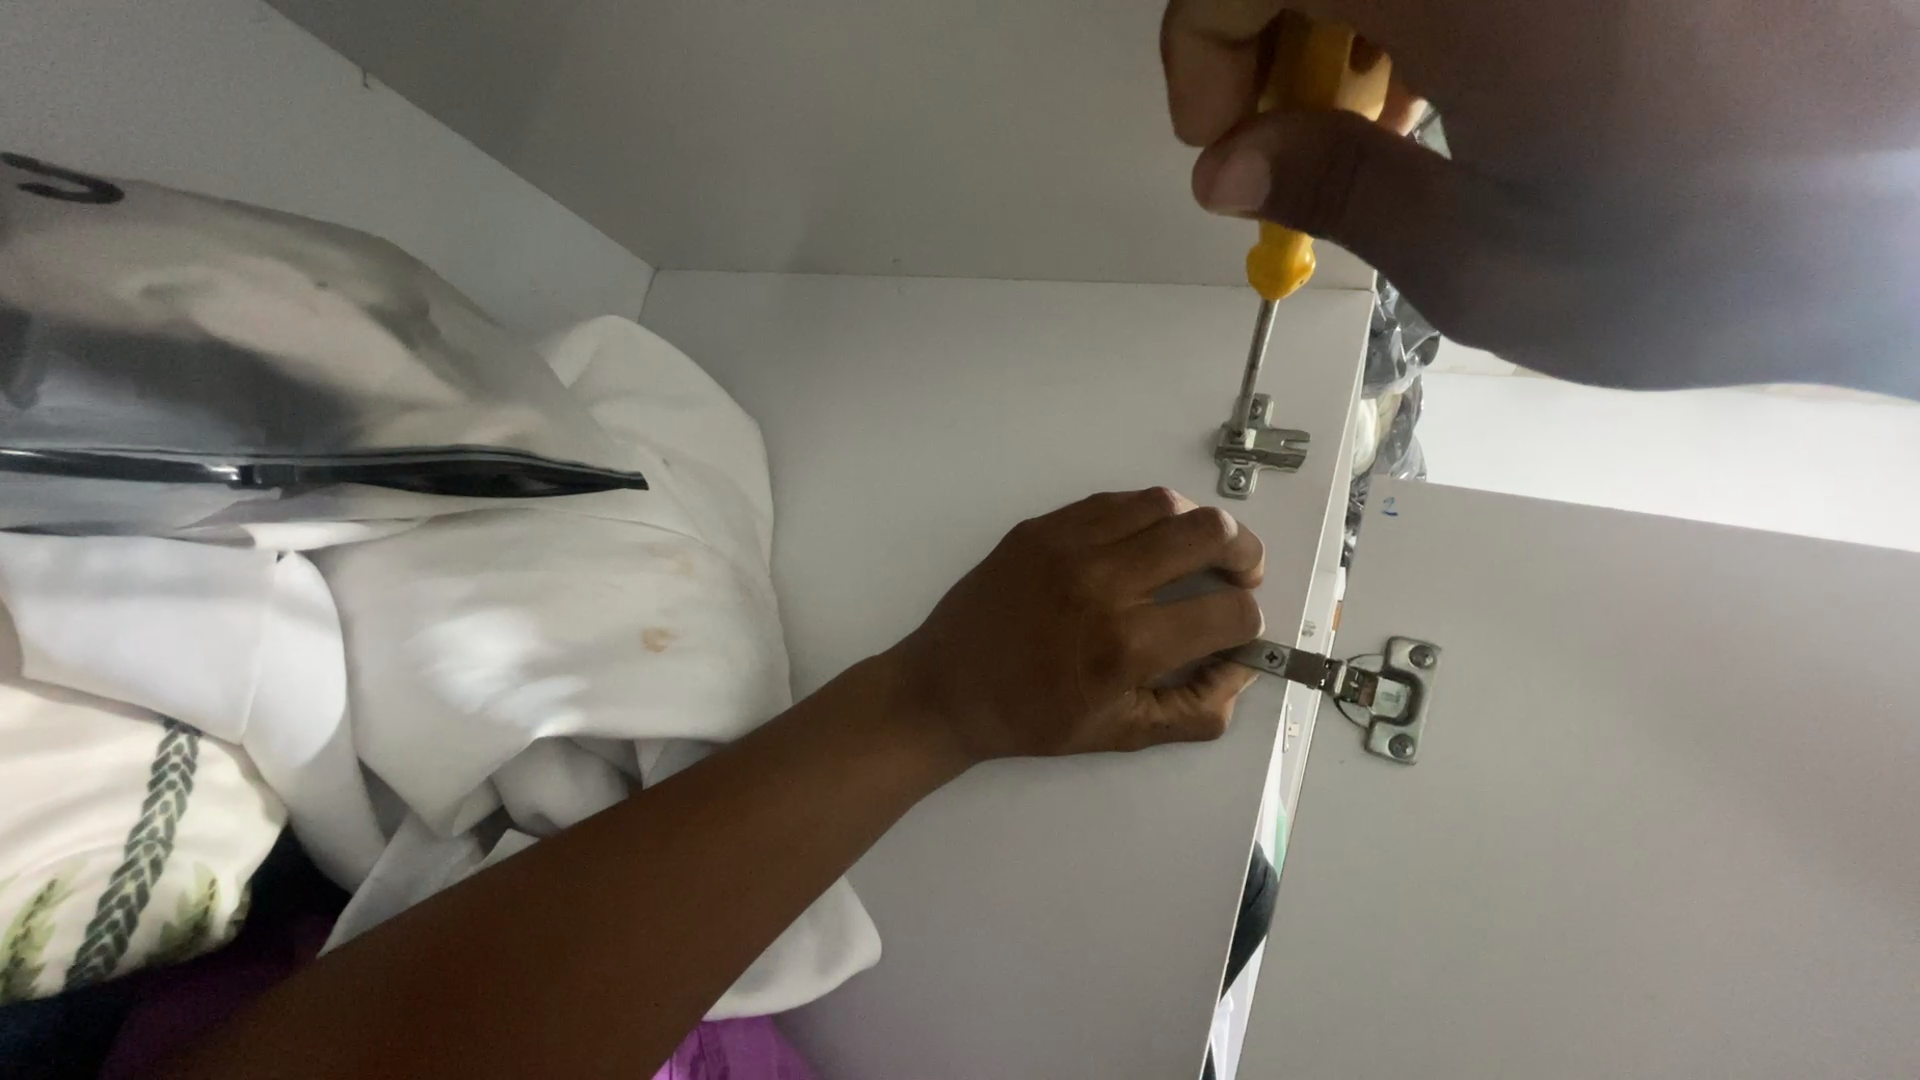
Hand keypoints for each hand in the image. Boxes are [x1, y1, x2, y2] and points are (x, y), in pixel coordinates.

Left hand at [886, 488, 1265, 764]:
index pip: (1230, 612)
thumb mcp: (1122, 733)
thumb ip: (1197, 709)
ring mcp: (1068, 545)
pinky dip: (1144, 514)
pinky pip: (1113, 500)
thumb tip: (1242, 666)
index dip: (1248, 622)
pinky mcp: (1040, 527)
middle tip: (1239, 574)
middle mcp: (1103, 582)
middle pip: (1210, 534)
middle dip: (1244, 554)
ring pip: (1164, 504)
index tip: (1235, 628)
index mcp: (1127, 645)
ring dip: (1196, 525)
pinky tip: (1142, 540)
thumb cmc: (1033, 717)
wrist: (948, 687)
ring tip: (1193, 552)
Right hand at [1162, 0, 1919, 398]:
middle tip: (1285, 123)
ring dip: (1345, 7)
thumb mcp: (1483, 263)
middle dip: (1265, 20)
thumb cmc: (1713, 258)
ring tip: (1369, 106)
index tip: (1222, 133)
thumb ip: (1336, 189)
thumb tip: (1221, 166)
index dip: (1203, 39)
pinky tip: (1447, 59)